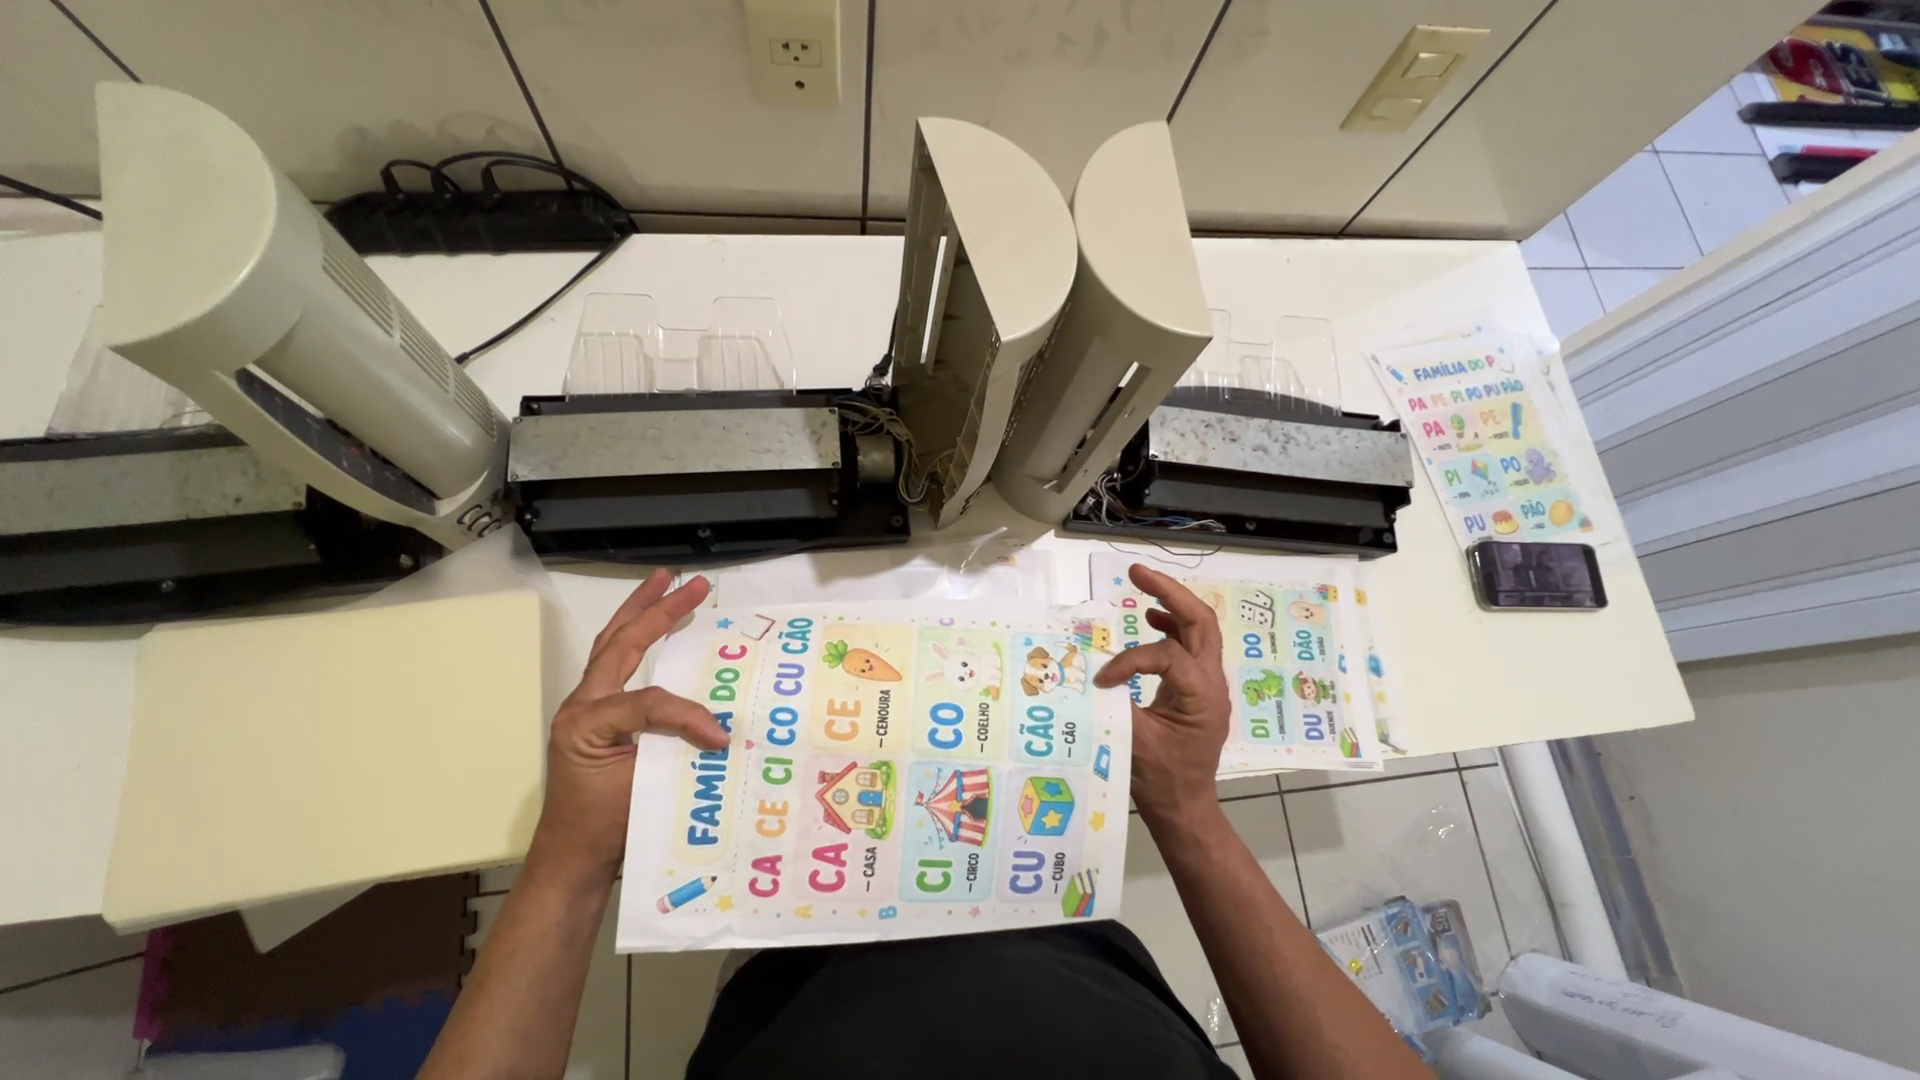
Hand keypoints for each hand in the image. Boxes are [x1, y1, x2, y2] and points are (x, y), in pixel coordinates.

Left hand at [526, 570, 728, 889]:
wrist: (572, 858)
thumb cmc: (603, 830)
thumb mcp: (642, 792)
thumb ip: (678, 753)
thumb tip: (721, 730)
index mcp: (586, 724)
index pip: (646, 701)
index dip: (688, 713)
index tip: (721, 737)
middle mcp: (580, 706)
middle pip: (620, 643)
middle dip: (657, 609)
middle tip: (694, 584)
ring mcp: (585, 708)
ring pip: (611, 646)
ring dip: (639, 612)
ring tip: (663, 582)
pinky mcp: (596, 715)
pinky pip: (616, 665)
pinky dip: (635, 639)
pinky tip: (652, 627)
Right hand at [1094, 564, 1231, 824]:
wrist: (1185, 808)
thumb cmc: (1160, 781)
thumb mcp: (1132, 742)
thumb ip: (1114, 703)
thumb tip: (1088, 672)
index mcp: (1200, 695)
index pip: (1166, 655)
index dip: (1129, 661)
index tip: (1101, 681)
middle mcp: (1212, 683)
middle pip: (1201, 620)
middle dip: (1170, 591)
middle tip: (1137, 571)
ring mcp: (1210, 685)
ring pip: (1201, 629)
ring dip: (1174, 603)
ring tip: (1142, 584)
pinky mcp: (1200, 690)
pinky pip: (1192, 647)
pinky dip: (1173, 627)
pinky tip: (1152, 618)